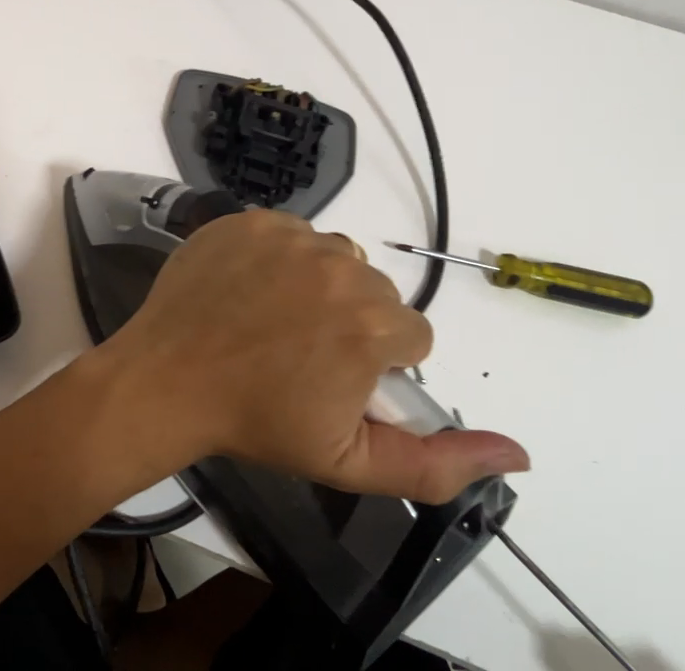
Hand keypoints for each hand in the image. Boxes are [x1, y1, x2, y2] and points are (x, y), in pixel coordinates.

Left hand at [95, 209, 528, 503]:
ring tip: (274, 321)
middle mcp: (341, 267)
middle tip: (300, 354)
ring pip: (336, 259)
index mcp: (374, 323)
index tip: (334, 380)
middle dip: (352, 323)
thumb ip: (438, 464)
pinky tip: (250, 290)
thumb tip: (518, 454)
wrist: (166, 381)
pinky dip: (280, 258)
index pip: (412, 336)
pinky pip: (289, 234)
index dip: (378, 365)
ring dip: (319, 286)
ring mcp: (290, 237)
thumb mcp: (349, 462)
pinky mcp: (249, 220)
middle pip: (375, 293)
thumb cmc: (256, 422)